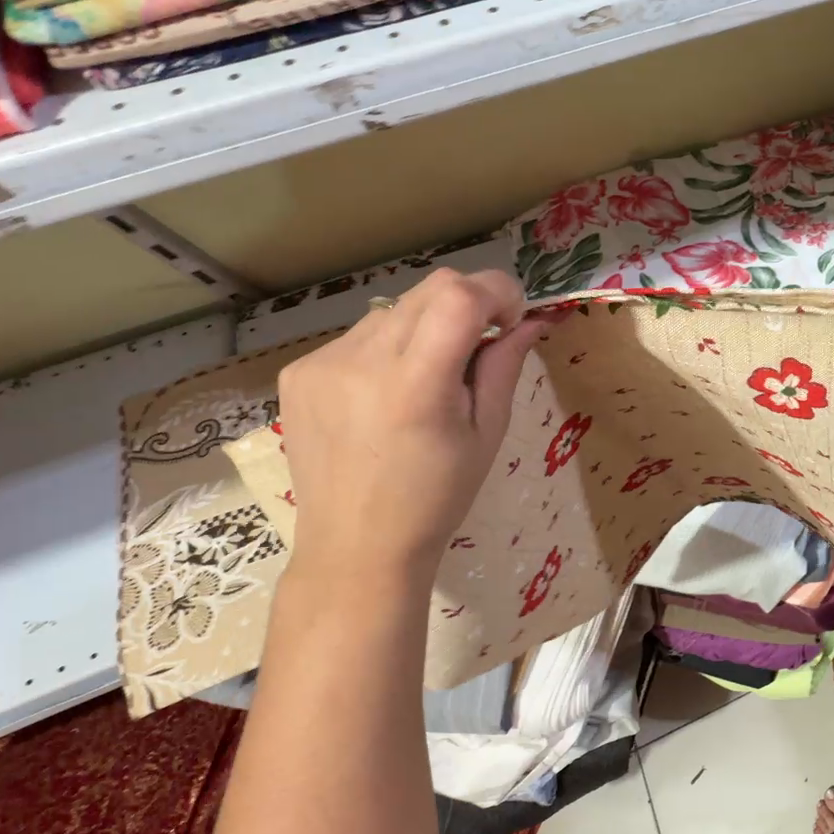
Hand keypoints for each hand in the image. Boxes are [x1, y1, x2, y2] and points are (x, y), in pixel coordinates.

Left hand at [275, 269, 546, 579]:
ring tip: (432, 376)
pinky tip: (390, 392)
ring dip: (428, 325)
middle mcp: (362, 362)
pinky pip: (360, 335)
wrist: (357, 545)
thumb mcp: (488, 431)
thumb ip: (505, 365)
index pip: (461, 295)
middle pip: (431, 288)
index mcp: (417, 385)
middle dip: (471, 302)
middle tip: (484, 343)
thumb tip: (534, 320)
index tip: (512, 321)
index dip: (499, 292)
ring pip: (396, 308)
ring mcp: (322, 363)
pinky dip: (390, 347)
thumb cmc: (438, 495)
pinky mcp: (299, 372)